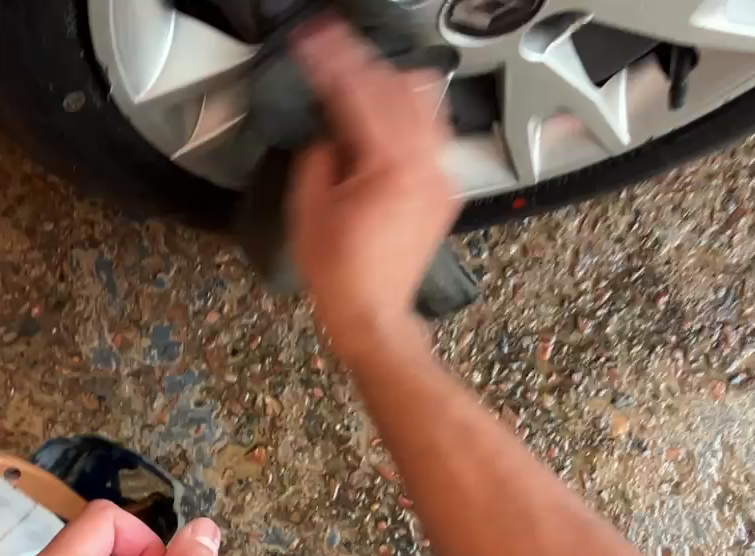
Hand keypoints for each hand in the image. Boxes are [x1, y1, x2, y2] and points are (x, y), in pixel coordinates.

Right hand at [289, 17, 458, 353]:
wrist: (374, 317)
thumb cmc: (340, 276)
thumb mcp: (309, 212)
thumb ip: (320, 157)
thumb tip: (331, 133)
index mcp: (389, 167)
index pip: (361, 93)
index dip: (333, 60)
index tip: (314, 39)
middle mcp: (425, 165)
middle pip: (400, 86)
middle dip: (363, 65)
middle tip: (334, 56)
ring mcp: (441, 179)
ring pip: (428, 103)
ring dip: (392, 86)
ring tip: (362, 86)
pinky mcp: (445, 194)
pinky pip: (435, 135)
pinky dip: (411, 118)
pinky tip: (387, 125)